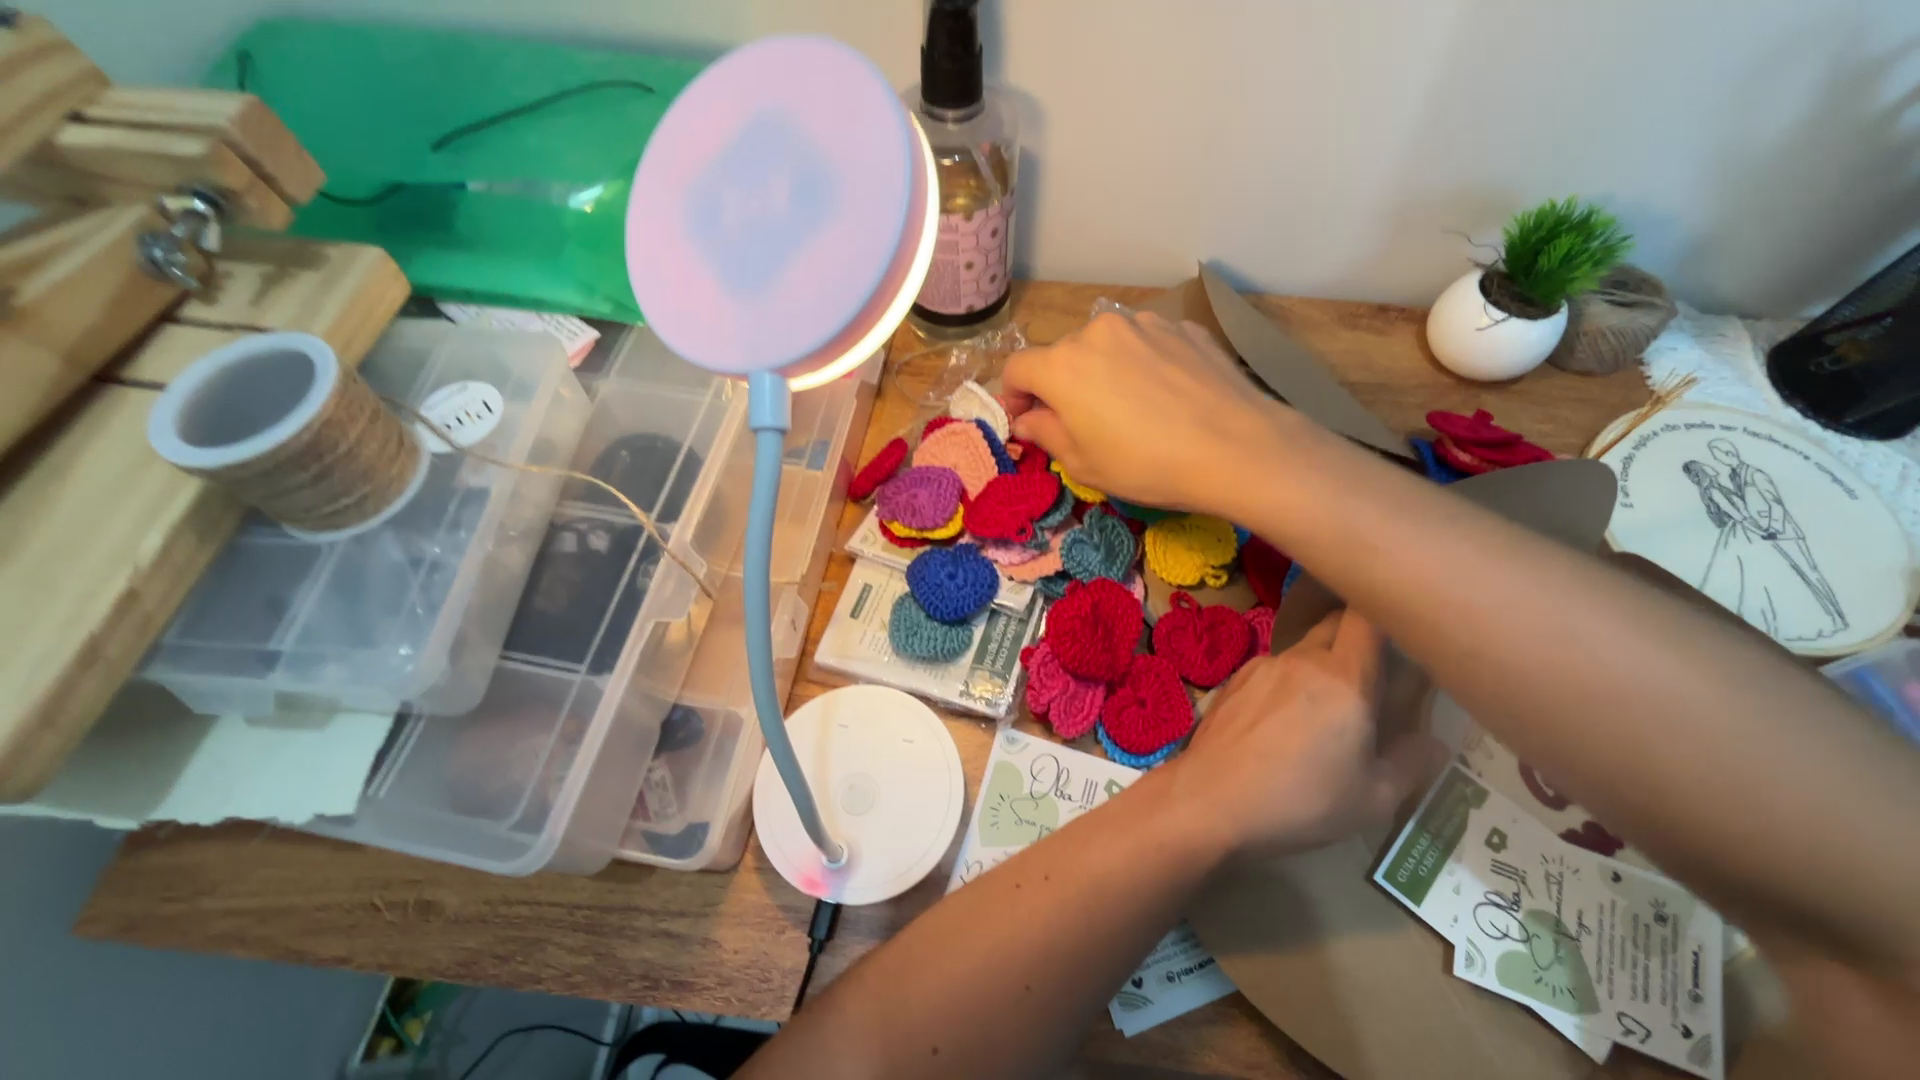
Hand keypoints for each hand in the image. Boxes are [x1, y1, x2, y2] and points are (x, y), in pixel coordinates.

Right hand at [1000, 310, 1287, 518]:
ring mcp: (1145, 323)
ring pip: (1107, 346)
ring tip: (1132, 408)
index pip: (1016, 368)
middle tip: (1083, 423)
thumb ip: (1046, 434)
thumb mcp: (1084, 464)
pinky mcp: (1183, 327)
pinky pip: (1147, 344)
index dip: (1013, 396)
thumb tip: (1028, 420)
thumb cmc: (1147, 464)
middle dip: (1062, 385)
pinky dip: (1144, 364)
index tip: (1026, 420)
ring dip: (1105, 371)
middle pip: (1063, 355)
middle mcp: (1098, 332)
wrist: (1236, 448)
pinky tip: (1167, 397)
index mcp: (1062, 365)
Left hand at [1165, 609, 1447, 858]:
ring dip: (1319, 666)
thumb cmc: (1299, 801)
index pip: (1368, 617)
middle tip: (1373, 675)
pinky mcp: (1233, 682)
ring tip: (1324, 708)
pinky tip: (1281, 721)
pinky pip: (1272, 670)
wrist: (1208, 801)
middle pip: (1335, 626)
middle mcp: (1302, 659)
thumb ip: (1411, 765)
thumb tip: (1435, 743)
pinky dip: (1286, 683)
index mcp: (1344, 677)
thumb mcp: (1372, 800)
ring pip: (1302, 650)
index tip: (1403, 630)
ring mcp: (1261, 666)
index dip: (1386, 613)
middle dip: (1357, 639)